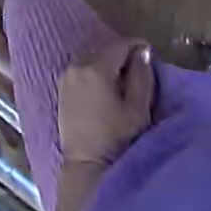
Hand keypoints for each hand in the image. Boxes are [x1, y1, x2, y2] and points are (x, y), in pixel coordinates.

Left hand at [57, 39, 154, 165]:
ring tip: (123, 78)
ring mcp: (65, 77)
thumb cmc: (117, 139)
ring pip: (90, 59)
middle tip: (138, 67)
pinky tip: (104, 86)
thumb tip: (142, 52)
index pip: (118, 46)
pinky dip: (93, 71)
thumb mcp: (137, 110)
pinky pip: (80, 69)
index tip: (149, 51)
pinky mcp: (61, 88)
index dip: (136, 46)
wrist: (86, 164)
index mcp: (95, 69)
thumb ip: (141, 77)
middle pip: (103, 50)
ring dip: (106, 62)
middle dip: (121, 55)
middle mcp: (76, 66)